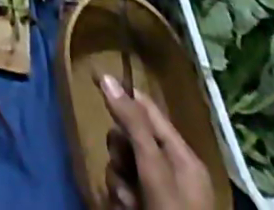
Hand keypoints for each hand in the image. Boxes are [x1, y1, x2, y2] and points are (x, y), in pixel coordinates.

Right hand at [98, 74, 216, 209]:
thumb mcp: (154, 168)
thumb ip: (132, 124)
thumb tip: (106, 77)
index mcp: (181, 155)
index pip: (147, 110)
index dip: (122, 93)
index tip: (93, 77)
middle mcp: (169, 169)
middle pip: (128, 137)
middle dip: (118, 150)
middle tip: (125, 166)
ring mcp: (155, 190)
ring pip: (119, 164)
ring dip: (117, 179)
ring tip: (129, 201)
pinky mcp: (142, 206)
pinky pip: (119, 187)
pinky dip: (119, 197)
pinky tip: (127, 209)